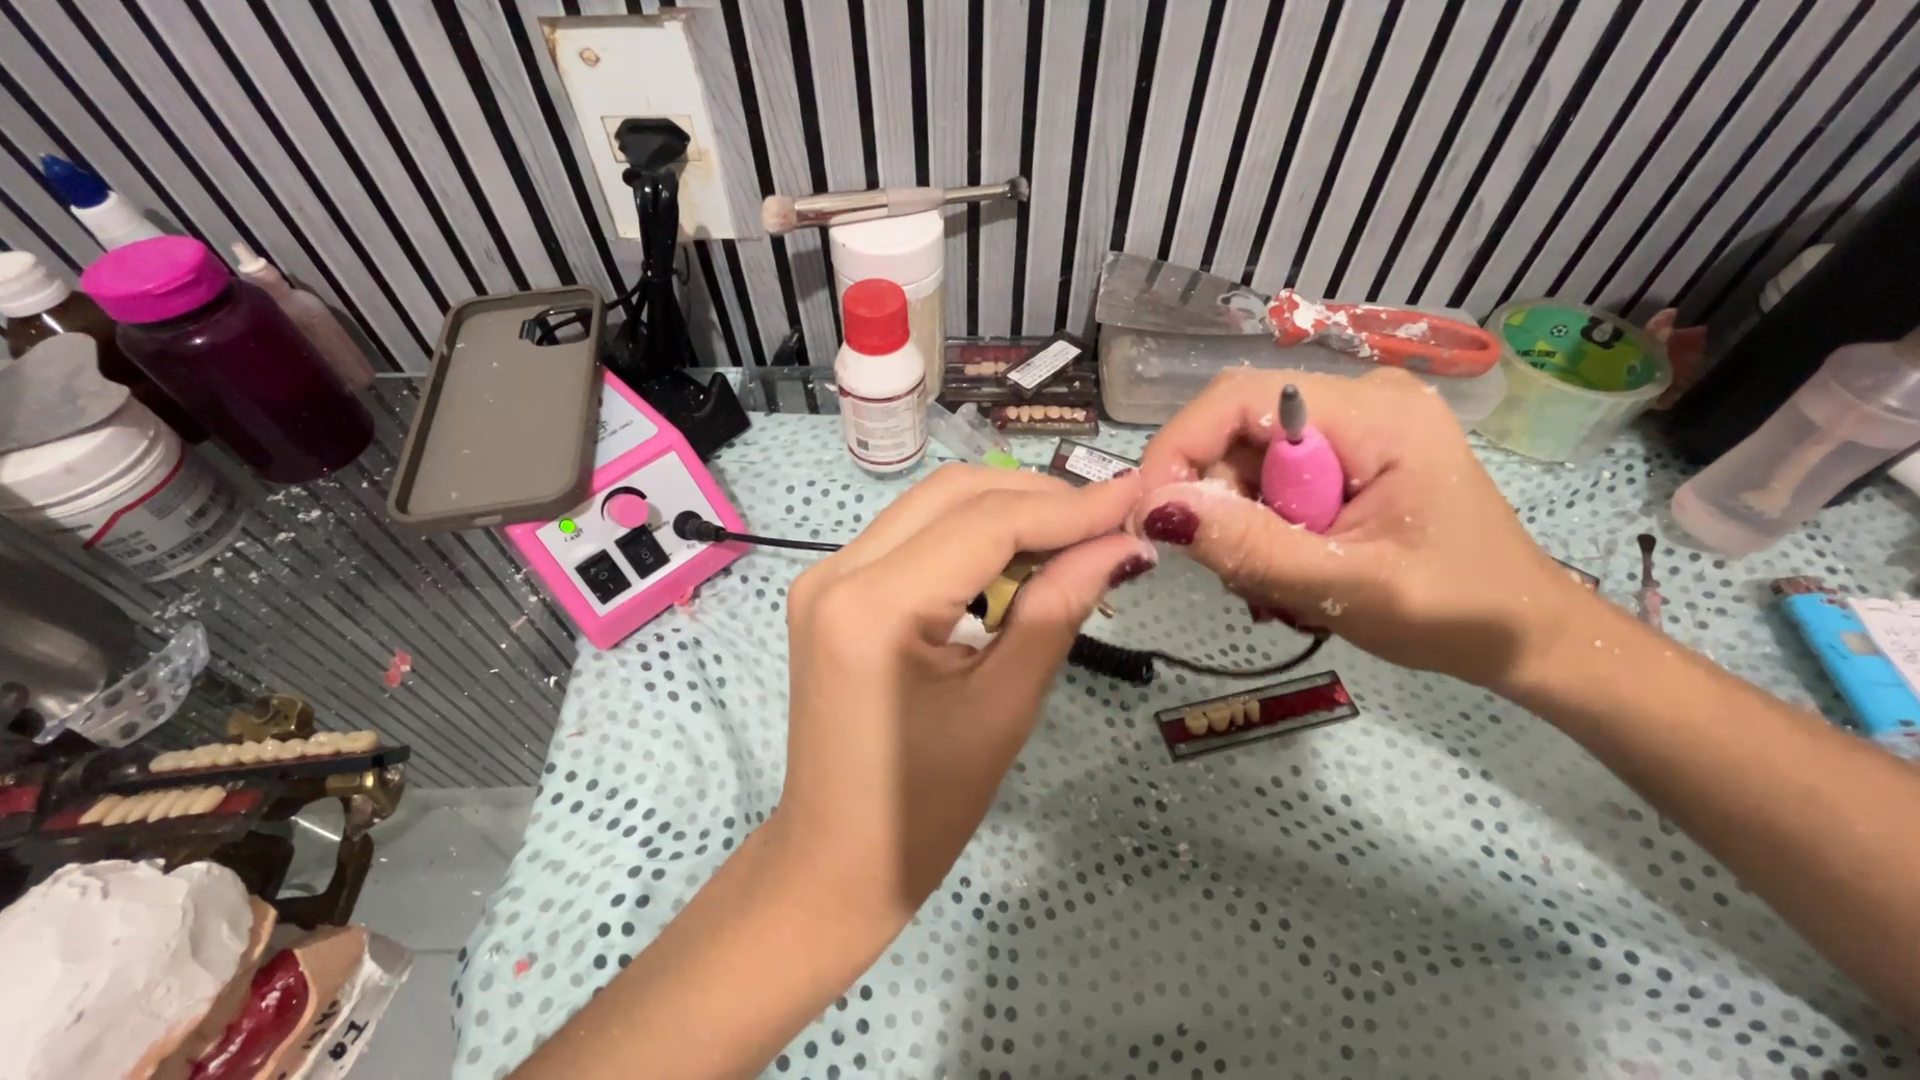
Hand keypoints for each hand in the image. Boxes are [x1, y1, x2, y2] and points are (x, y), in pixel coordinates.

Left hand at [778, 464, 1151, 926]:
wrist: (837, 860)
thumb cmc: (927, 805)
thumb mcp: (1004, 706)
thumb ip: (1058, 609)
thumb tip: (1122, 544)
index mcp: (874, 606)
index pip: (986, 522)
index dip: (1069, 506)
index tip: (1137, 496)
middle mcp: (836, 571)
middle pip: (954, 494)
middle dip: (1038, 499)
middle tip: (1109, 521)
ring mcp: (825, 578)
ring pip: (931, 508)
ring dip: (1005, 512)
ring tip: (1075, 539)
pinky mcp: (829, 592)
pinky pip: (910, 538)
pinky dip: (968, 539)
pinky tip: (1017, 561)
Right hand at [1134, 368, 1592, 689]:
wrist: (1524, 633)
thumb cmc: (1456, 611)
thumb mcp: (1348, 587)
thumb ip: (1252, 547)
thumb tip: (1156, 510)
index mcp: (1377, 415)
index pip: (1242, 397)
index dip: (1181, 445)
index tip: (1150, 513)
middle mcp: (1362, 401)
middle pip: (1240, 430)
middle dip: (1217, 501)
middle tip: (1232, 570)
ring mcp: (1357, 427)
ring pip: (1248, 459)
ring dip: (1240, 523)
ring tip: (1275, 582)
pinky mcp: (1350, 456)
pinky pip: (1271, 478)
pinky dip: (1262, 526)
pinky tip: (1291, 567)